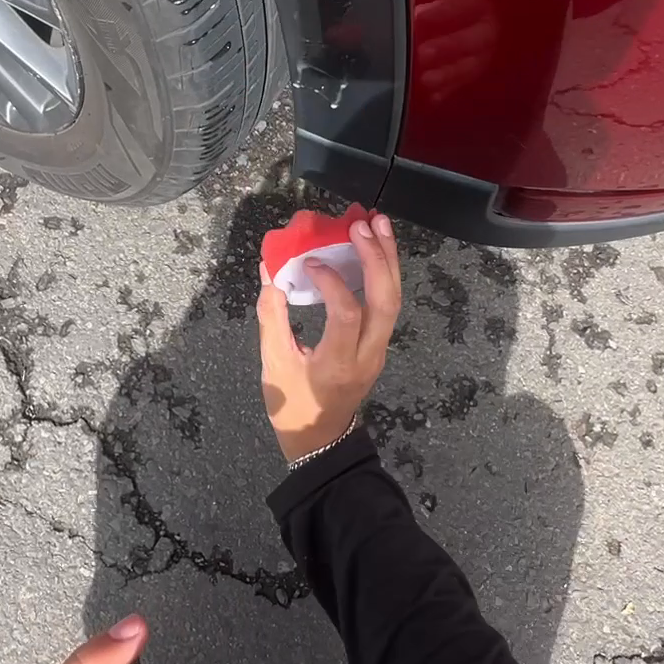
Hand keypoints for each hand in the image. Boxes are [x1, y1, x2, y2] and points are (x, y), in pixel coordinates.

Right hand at [256, 213, 402, 461]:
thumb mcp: (273, 366)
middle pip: (386, 300)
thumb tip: (269, 273)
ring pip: (394, 299)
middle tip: (362, 223)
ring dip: (388, 258)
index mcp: (338, 363)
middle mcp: (368, 354)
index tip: (311, 262)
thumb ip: (271, 319)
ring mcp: (379, 349)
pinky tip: (375, 249)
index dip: (332, 282)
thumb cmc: (293, 407)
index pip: (347, 313)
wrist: (321, 440)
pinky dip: (384, 273)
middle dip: (377, 257)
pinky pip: (388, 304)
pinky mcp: (379, 343)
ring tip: (377, 223)